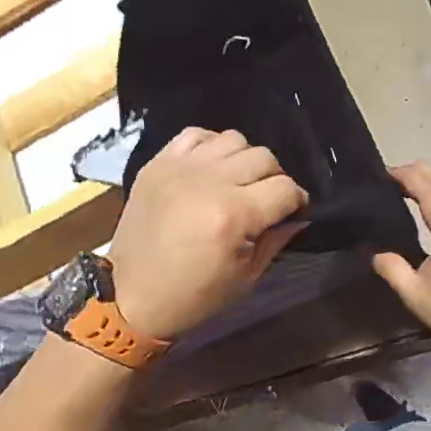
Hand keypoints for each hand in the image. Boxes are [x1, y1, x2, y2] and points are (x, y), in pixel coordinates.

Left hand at [109, 128, 307, 339]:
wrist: (131, 296)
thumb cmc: (195, 295)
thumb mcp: (247, 276)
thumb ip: (277, 239)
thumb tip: (299, 217)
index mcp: (232, 216)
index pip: (286, 188)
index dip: (298, 201)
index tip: (293, 213)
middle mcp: (208, 183)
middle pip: (264, 158)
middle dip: (276, 179)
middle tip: (267, 201)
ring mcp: (179, 169)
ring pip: (235, 140)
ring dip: (246, 160)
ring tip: (239, 182)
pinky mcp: (157, 164)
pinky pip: (196, 134)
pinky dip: (212, 146)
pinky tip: (213, 168)